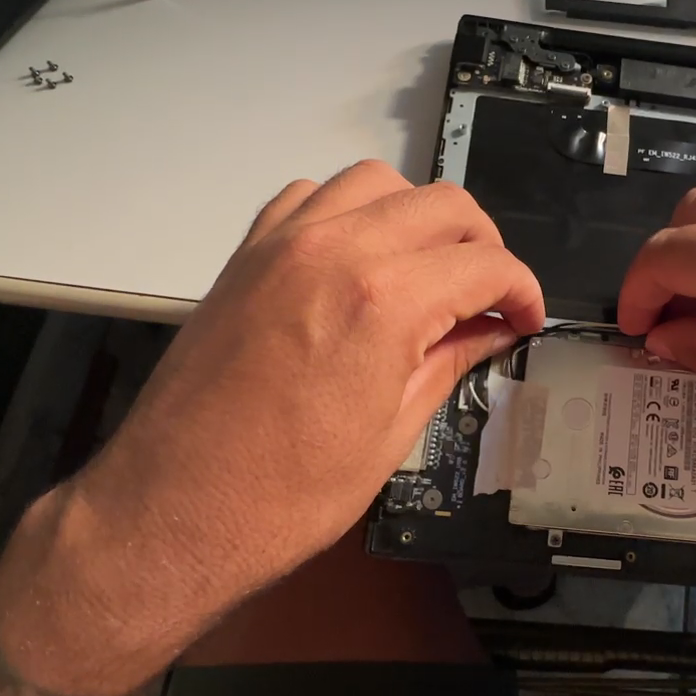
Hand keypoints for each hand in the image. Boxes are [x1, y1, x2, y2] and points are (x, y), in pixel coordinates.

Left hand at [70, 161, 543, 623]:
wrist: (168, 513)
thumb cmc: (288, 494)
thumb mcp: (395, 431)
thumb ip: (454, 359)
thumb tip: (497, 328)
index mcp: (385, 300)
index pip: (485, 264)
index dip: (522, 290)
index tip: (527, 319)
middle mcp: (337, 248)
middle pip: (444, 204)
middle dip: (484, 244)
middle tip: (490, 294)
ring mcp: (284, 241)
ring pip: (379, 182)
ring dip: (419, 216)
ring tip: (428, 268)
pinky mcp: (247, 252)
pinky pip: (312, 196)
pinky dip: (351, 212)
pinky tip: (358, 258)